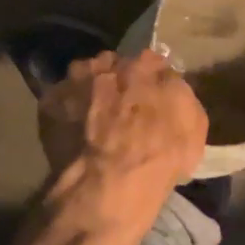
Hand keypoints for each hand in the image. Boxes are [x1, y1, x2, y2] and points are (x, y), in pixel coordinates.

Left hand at [37, 50, 207, 199]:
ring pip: (85, 75)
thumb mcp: (194, 126)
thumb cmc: (160, 156)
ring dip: (89, 89)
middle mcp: (110, 63)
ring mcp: (76, 79)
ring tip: (93, 118)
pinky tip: (73, 129)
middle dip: (118, 81)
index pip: (153, 63)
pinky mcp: (50, 101)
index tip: (153, 98)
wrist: (110, 182)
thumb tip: (171, 87)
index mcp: (147, 65)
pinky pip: (61, 98)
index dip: (153, 81)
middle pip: (115, 65)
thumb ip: (182, 96)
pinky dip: (66, 109)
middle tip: (121, 109)